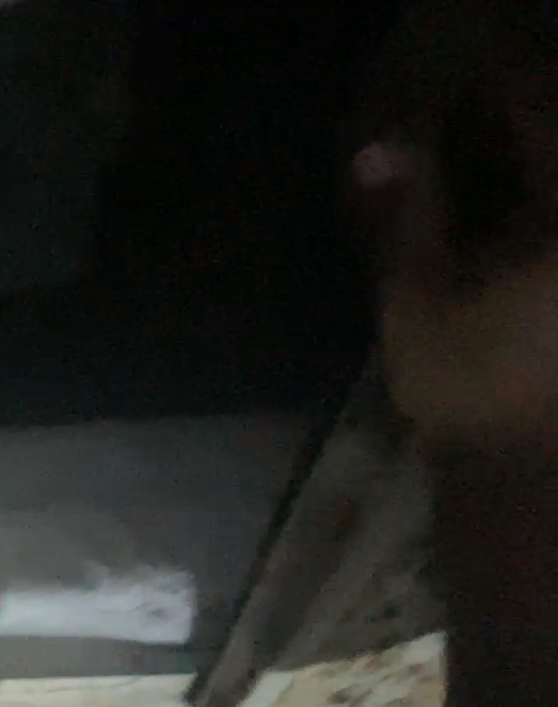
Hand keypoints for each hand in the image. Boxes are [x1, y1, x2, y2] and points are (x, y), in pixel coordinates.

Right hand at [360, 1, 557, 447]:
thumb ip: (407, 217)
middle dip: (531, 86)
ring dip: (535, 130)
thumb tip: (379, 148)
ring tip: (509, 114)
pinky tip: (520, 171)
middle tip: (499, 51)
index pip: (537, 106)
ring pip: (557, 163)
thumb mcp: (419, 300)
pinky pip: (555, 190)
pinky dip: (537, 171)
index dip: (501, 66)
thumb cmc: (472, 378)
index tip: (466, 33)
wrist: (540, 453)